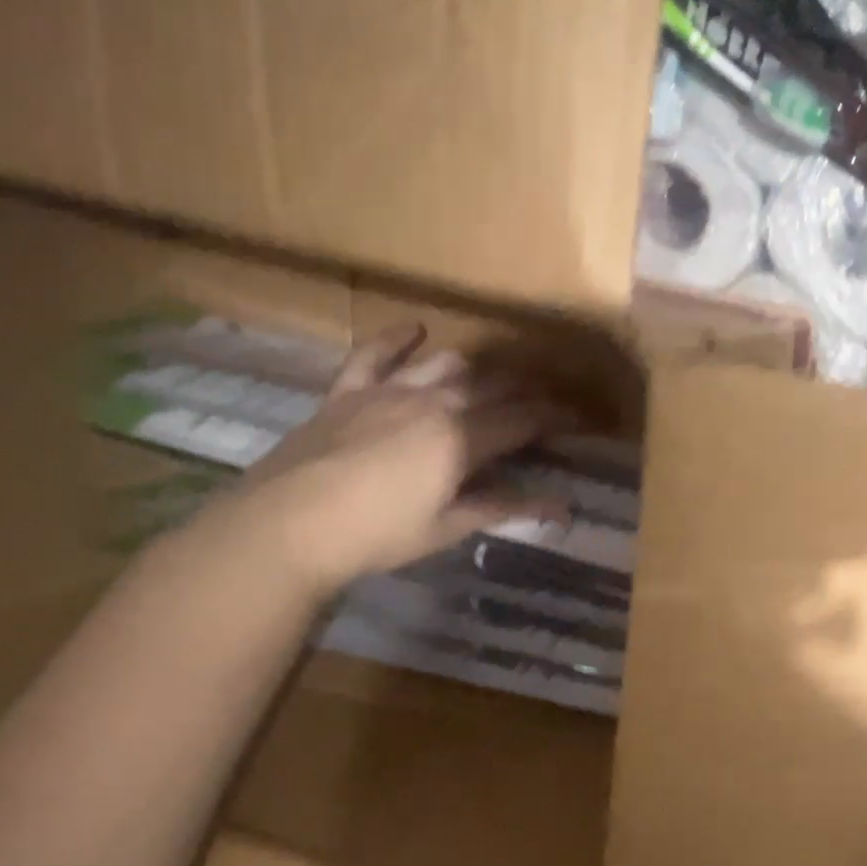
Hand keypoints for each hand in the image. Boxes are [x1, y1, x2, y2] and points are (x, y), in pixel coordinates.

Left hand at [200, 323, 571, 596]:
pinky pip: (374, 356)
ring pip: (445, 365)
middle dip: (530, 390)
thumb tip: (562, 507)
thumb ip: (505, 507)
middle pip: (493, 386)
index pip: (525, 418)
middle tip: (551, 400)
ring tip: (496, 378)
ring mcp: (387, 392)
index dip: (559, 417)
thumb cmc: (376, 535)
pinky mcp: (346, 392)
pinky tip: (416, 330)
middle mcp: (432, 402)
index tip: (583, 419)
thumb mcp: (448, 526)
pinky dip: (396, 340)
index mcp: (462, 438)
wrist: (283, 527)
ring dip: (478, 368)